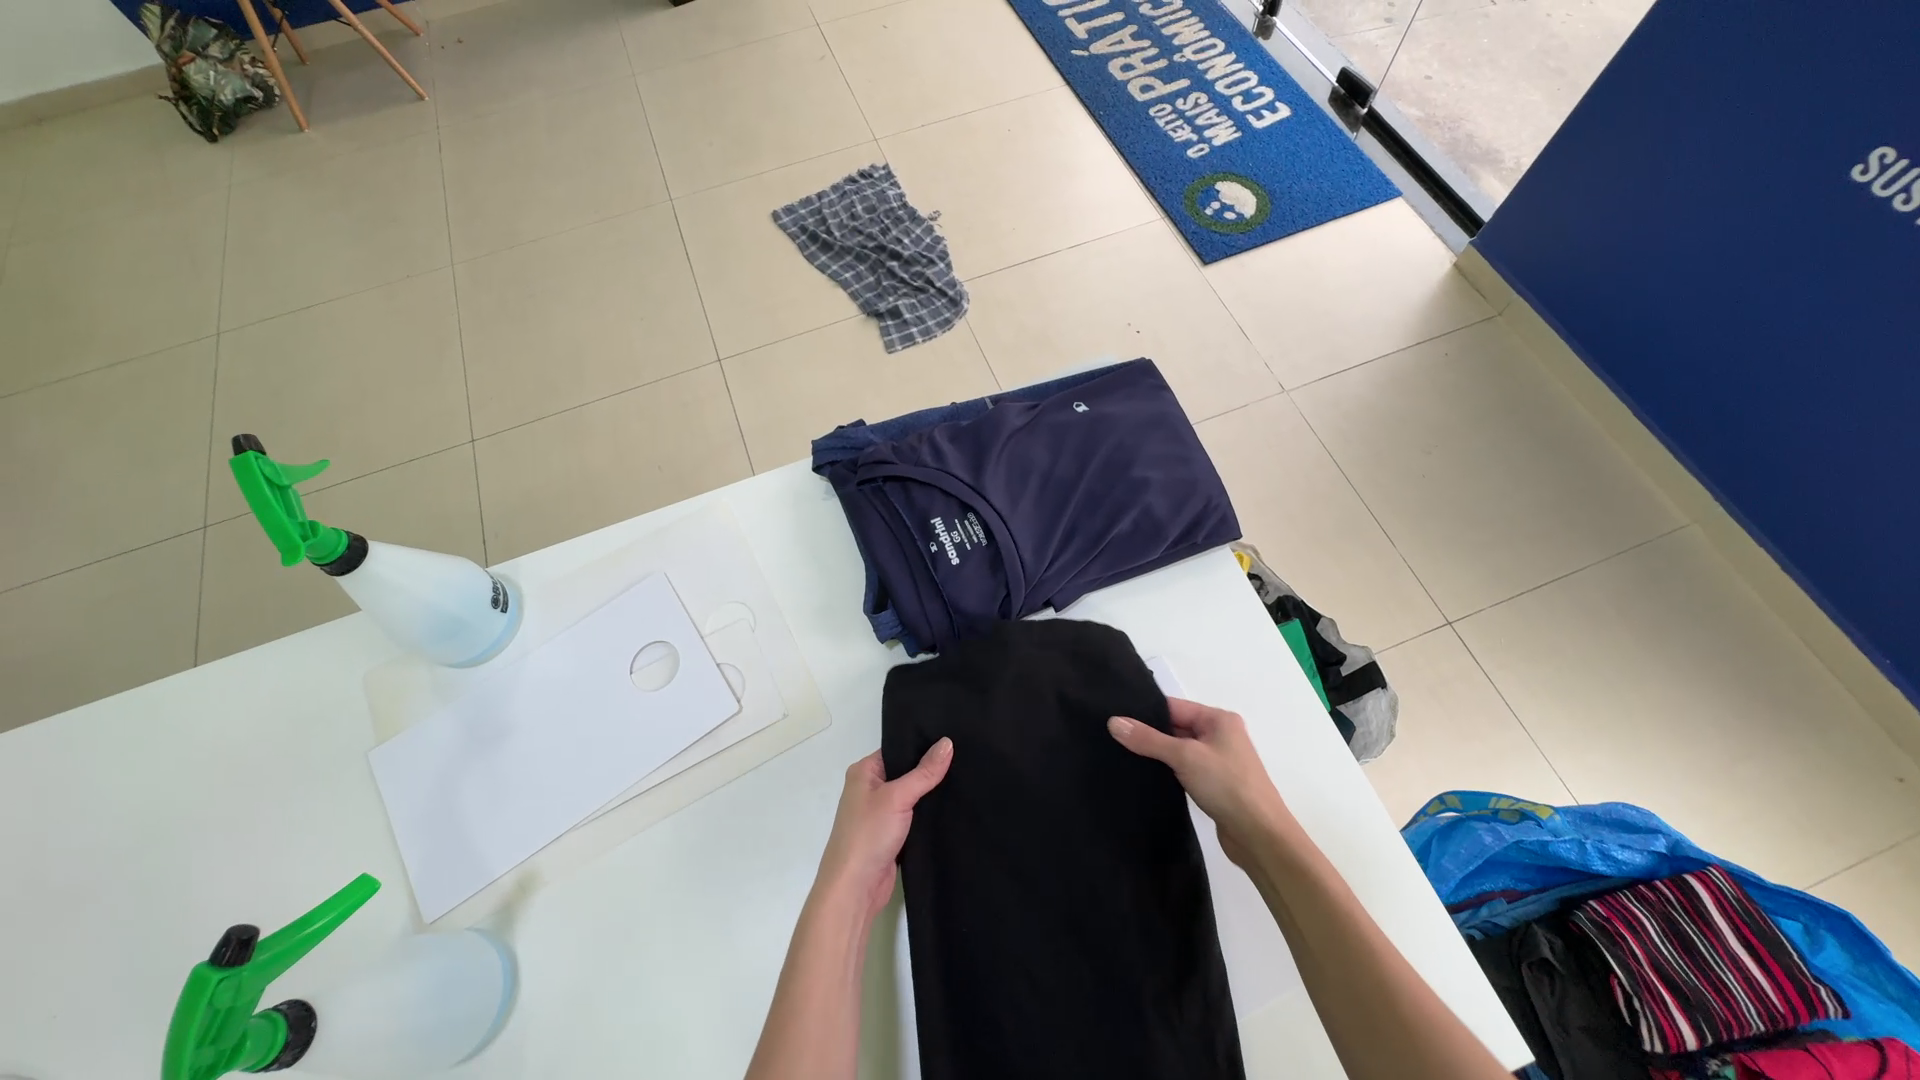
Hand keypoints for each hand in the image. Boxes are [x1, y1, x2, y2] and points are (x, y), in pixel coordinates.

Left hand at [813, 739, 952, 919]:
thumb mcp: (898, 797)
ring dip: (931, 793)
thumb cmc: (868, 835)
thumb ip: (924, 772)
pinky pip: (915, 817)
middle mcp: (870, 789)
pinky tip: (952, 807)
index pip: (897, 749)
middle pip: (906, 772)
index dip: (922, 744)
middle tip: (966, 756)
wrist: (855, 888)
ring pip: (912, 796)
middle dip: (930, 769)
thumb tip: (947, 743)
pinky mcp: (892, 835)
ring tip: (966, 778)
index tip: (952, 737)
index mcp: (864, 772)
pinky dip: (929, 814)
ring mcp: (881, 813)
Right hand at [1108, 699, 1288, 868]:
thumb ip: (1148, 739)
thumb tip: (1114, 722)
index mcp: (1219, 720)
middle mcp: (1221, 735)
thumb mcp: (1184, 756)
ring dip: (1158, 755)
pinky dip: (1168, 772)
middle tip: (1112, 737)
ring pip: (1179, 750)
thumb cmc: (1227, 786)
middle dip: (1149, 733)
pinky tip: (1146, 777)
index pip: (1174, 706)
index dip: (1145, 711)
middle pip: (1176, 727)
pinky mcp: (1215, 785)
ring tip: (1121, 755)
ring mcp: (1219, 761)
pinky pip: (1185, 770)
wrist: (1260, 835)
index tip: (1114, 717)